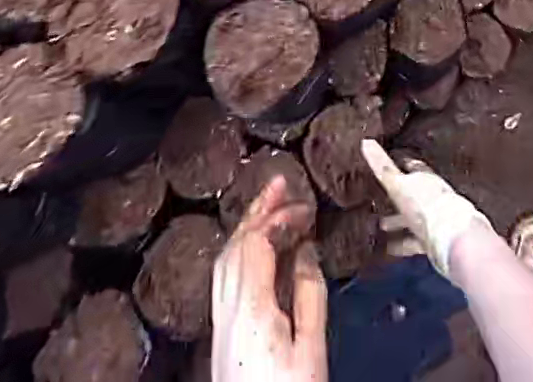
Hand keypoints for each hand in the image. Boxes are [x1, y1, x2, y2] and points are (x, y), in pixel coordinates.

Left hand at [212, 177, 325, 381]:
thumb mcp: (312, 349)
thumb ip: (309, 294)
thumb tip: (304, 250)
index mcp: (250, 307)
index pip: (255, 243)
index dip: (278, 217)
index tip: (306, 208)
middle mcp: (227, 308)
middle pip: (235, 246)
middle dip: (257, 211)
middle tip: (279, 183)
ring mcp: (219, 321)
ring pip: (225, 260)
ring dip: (246, 227)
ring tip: (268, 206)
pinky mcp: (221, 333)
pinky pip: (225, 276)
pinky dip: (242, 250)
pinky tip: (258, 249)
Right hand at [361, 140, 492, 276]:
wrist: (454, 241)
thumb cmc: (426, 207)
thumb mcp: (399, 185)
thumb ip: (382, 166)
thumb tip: (366, 141)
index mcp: (427, 180)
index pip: (413, 167)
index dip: (401, 165)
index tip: (390, 163)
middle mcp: (435, 197)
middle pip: (414, 194)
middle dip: (398, 197)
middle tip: (379, 200)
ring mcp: (437, 220)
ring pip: (415, 218)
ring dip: (399, 222)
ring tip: (381, 227)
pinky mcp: (436, 242)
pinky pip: (416, 241)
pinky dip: (404, 243)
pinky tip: (391, 249)